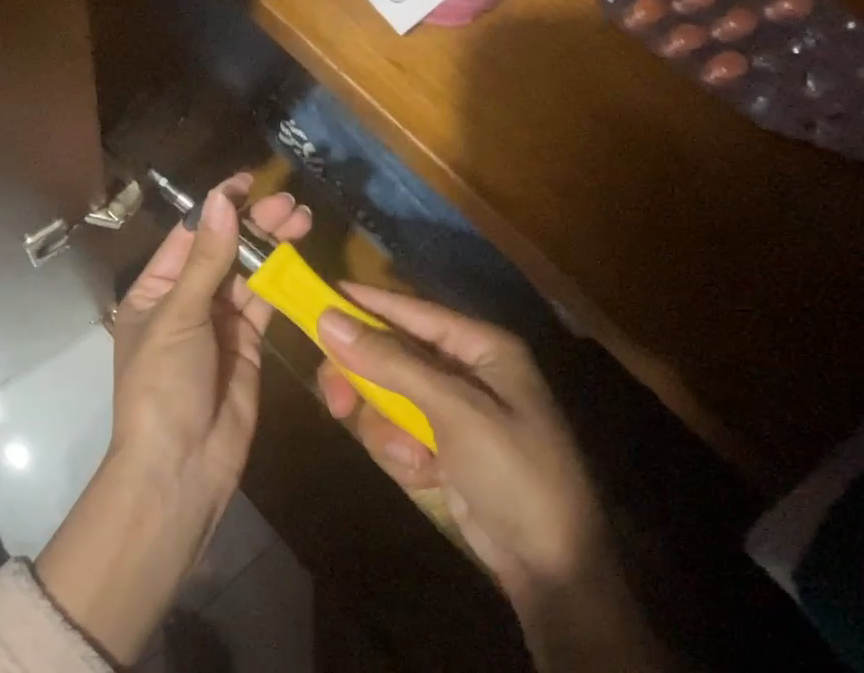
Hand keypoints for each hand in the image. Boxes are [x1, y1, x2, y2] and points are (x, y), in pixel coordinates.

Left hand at [108, 172, 312, 494]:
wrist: (181, 463)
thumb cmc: (163, 382)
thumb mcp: (179, 315)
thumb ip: (207, 259)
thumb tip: (220, 200)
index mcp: (153, 290)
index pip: (187, 237)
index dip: (216, 208)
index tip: (246, 181)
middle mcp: (185, 302)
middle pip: (221, 252)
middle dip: (252, 225)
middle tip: (288, 201)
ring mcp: (219, 325)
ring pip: (247, 275)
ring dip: (271, 248)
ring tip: (301, 218)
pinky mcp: (249, 346)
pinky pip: (266, 305)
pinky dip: (282, 282)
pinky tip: (301, 256)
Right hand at [312, 284, 606, 603]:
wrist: (550, 563)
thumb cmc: (514, 471)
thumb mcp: (453, 410)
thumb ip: (389, 362)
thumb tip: (327, 318)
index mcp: (480, 348)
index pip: (409, 310)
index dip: (362, 304)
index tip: (312, 300)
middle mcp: (462, 371)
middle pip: (385, 355)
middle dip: (364, 382)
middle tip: (337, 401)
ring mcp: (449, 410)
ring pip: (381, 397)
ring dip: (388, 431)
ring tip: (414, 458)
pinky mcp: (438, 444)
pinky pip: (392, 431)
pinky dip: (400, 454)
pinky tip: (427, 475)